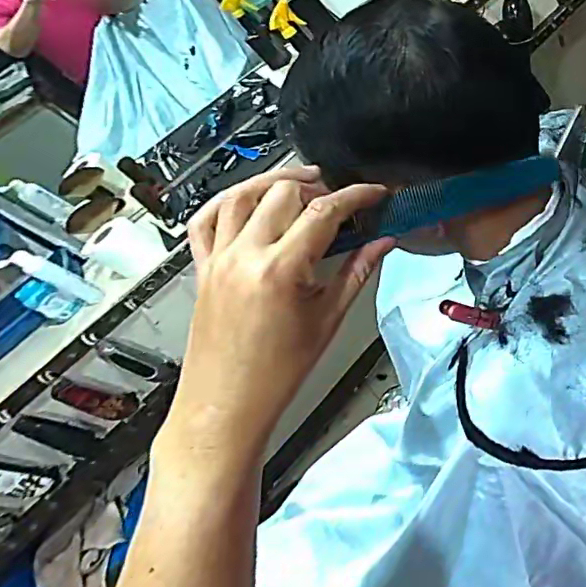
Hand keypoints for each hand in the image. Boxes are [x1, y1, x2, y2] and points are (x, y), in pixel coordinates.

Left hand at [169, 166, 394, 461]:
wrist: (226, 405)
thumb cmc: (275, 372)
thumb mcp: (329, 318)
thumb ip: (358, 270)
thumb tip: (382, 243)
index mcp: (280, 270)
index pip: (324, 210)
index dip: (356, 195)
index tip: (374, 193)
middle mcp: (244, 258)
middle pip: (283, 192)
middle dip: (320, 186)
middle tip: (343, 198)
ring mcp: (217, 260)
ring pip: (241, 194)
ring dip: (275, 181)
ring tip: (303, 181)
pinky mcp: (203, 268)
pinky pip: (205, 219)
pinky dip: (228, 200)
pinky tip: (250, 198)